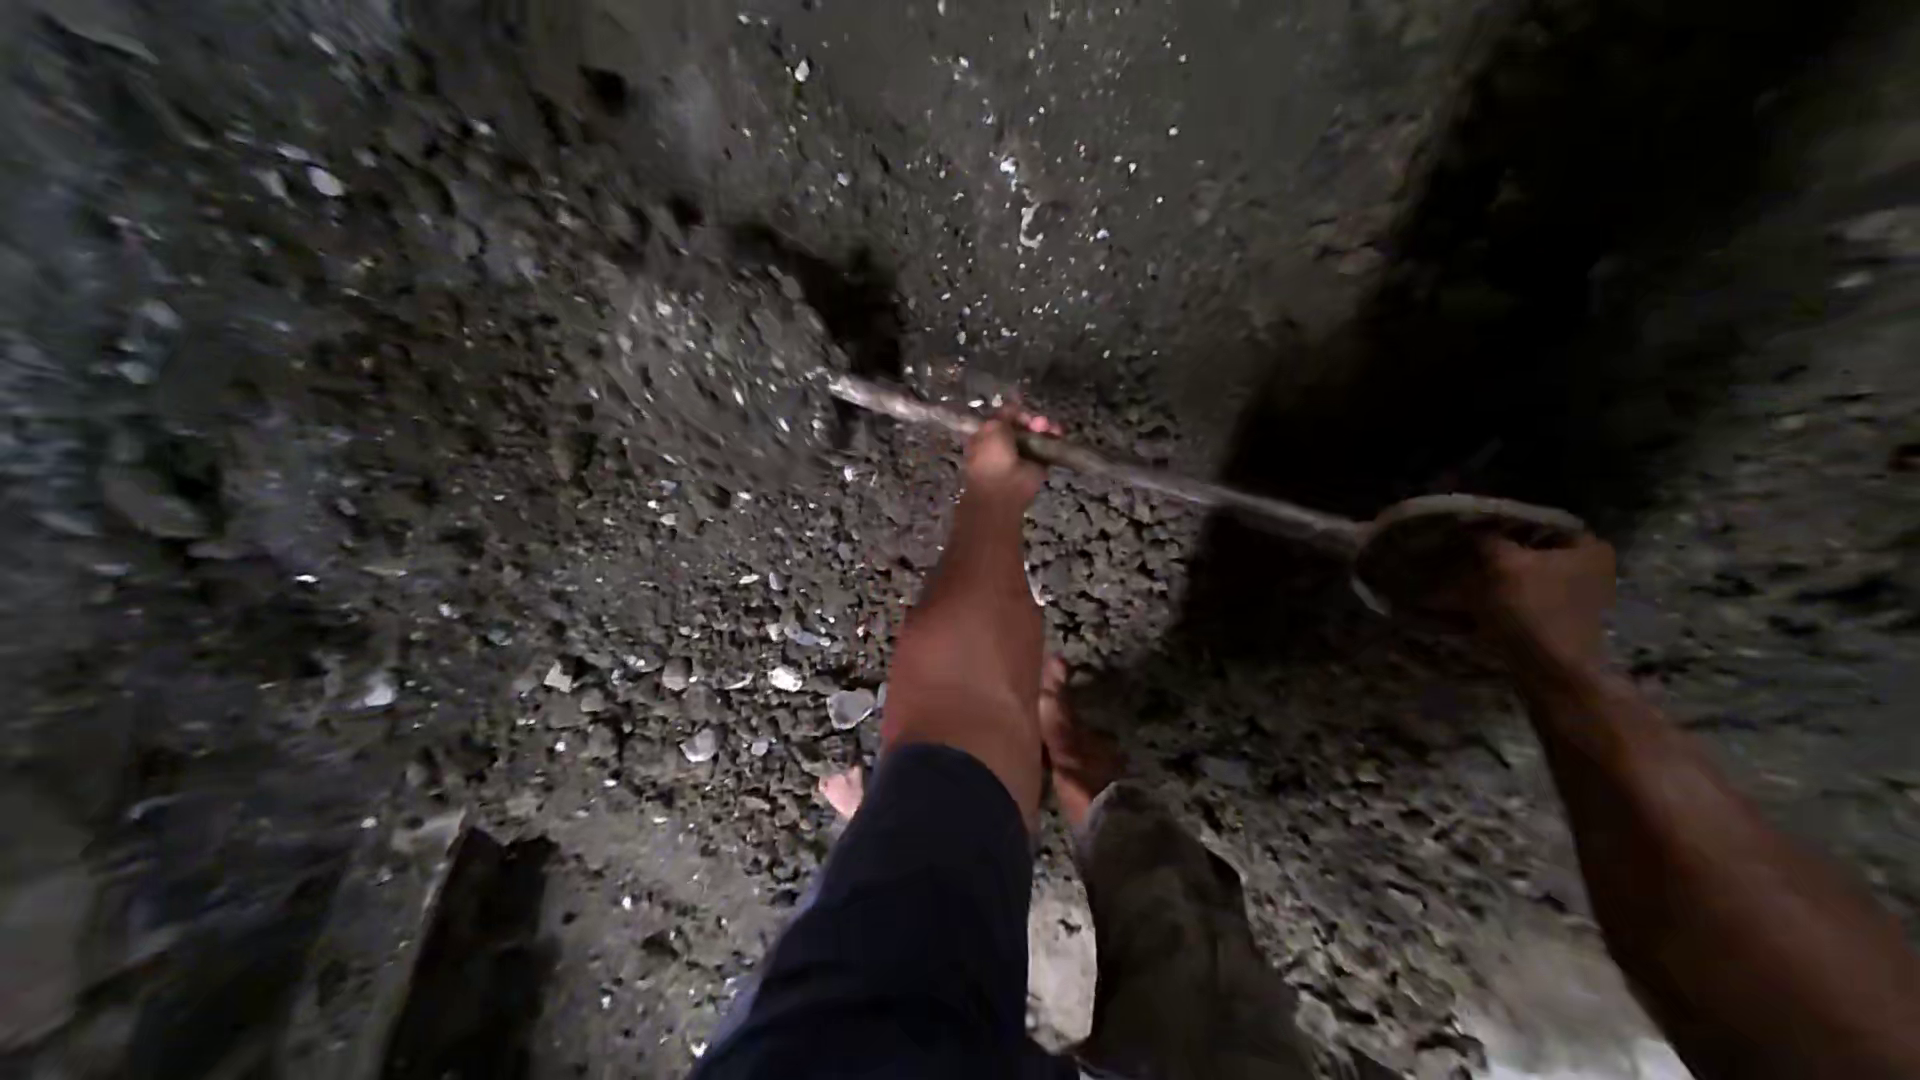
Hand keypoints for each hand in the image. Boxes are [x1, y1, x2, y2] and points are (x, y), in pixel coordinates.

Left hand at [962, 408, 1058, 508]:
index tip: (1022, 413)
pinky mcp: (1038, 464)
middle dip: (1031, 420)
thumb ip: (1004, 416)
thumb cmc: (991, 458)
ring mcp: (1022, 454)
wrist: (1002, 491)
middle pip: (1023, 425)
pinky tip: (1058, 432)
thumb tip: (1013, 408)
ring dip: (1044, 427)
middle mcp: (1005, 444)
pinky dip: (1054, 438)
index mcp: (987, 436)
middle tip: (1037, 422)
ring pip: (1037, 434)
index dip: (1015, 413)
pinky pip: (1048, 447)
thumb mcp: (992, 428)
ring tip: (1048, 427)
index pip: (1005, 418)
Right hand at [1471, 534, 1617, 672]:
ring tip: (1459, 576)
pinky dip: (1500, 594)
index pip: (1536, 520)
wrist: (1553, 671)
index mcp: (1587, 545)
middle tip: (1460, 552)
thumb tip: (1470, 523)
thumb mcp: (1503, 565)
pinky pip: (1525, 594)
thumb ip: (1487, 538)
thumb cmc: (1533, 609)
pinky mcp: (1562, 615)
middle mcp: (1591, 565)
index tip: (1465, 527)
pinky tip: (1475, 601)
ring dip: (1493, 573)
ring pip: (1525, 572)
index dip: (1499, 521)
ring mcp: (1579, 593)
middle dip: (1494, 549)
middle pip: (1531, 547)